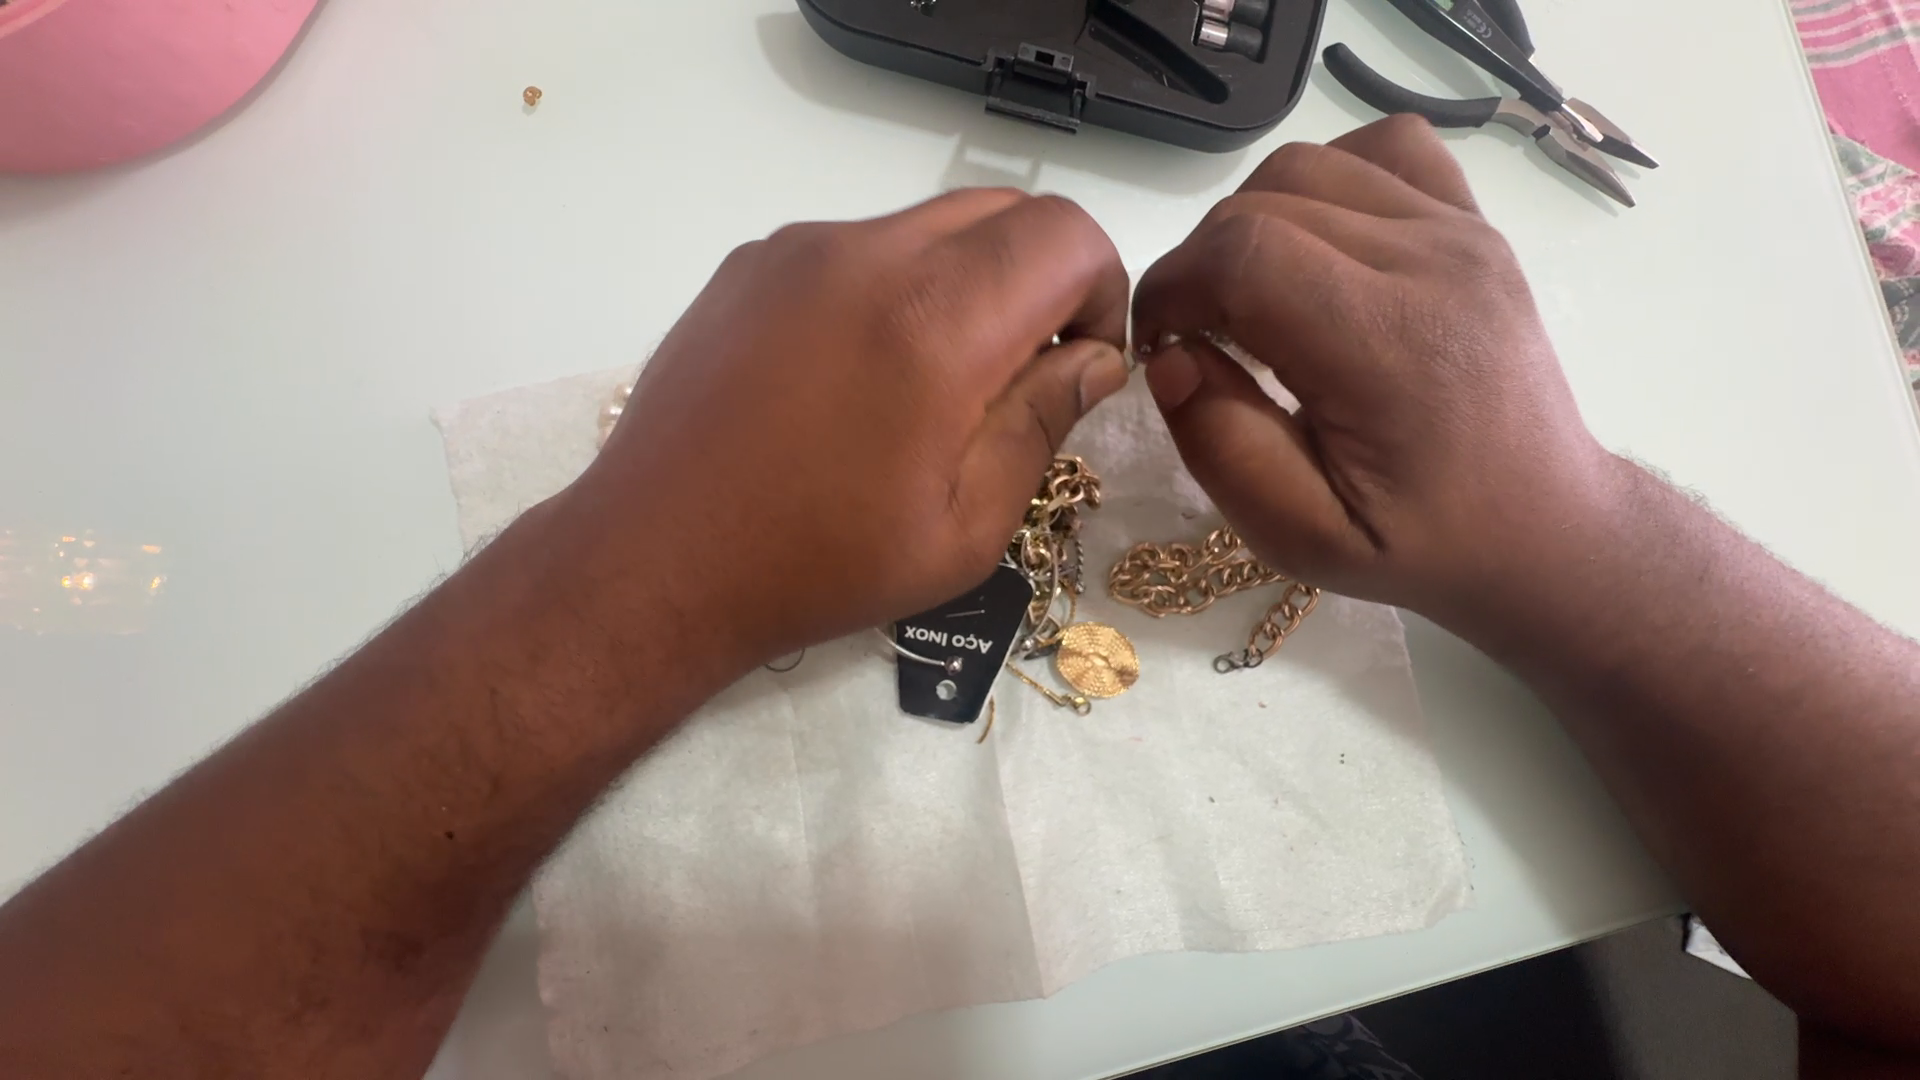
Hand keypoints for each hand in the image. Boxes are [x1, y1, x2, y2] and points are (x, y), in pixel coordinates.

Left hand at [568, 190, 1129, 669]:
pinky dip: (899, 289)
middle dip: (1043, 281)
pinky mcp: (751, 265)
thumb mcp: (965, 528)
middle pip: (1005, 214)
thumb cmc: (821, 565)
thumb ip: (1041, 423)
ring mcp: (797, 250)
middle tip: (1022, 376)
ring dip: (970, 286)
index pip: (1065, 235)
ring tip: (935, 386)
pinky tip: (861, 376)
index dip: (1101, 290)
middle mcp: (864, 256)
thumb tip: (1093, 358)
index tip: (1082, 362)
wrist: (657, 560)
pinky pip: (860, 248)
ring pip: (932, 227)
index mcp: (933, 325)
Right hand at [1130, 116, 1617, 619]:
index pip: (1243, 257)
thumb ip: (1223, 448)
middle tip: (1192, 339)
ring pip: (1307, 168)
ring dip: (1243, 226)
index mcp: (1385, 345)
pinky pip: (1377, 153)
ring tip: (1241, 299)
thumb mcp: (1299, 536)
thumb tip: (1170, 360)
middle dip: (1194, 267)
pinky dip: (1318, 185)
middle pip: (1262, 204)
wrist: (1538, 524)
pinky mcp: (1471, 224)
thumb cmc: (1414, 542)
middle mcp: (1430, 261)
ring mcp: (1459, 231)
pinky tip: (1307, 248)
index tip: (1157, 348)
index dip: (1170, 290)